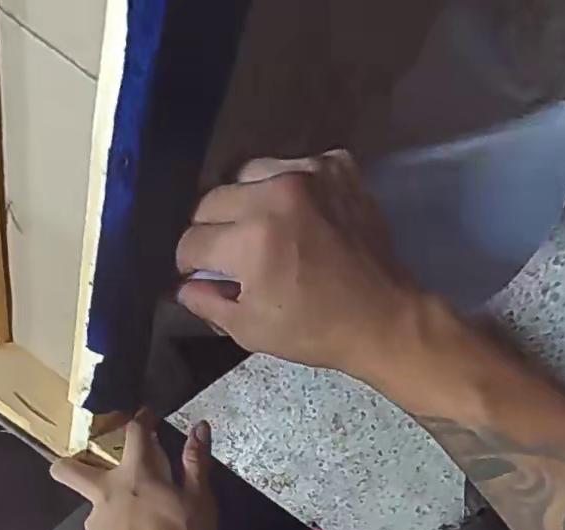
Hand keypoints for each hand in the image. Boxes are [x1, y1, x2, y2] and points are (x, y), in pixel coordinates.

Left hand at [51, 416, 215, 529]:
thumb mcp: (200, 502)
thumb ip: (196, 463)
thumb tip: (199, 428)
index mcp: (136, 475)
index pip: (134, 433)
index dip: (141, 420)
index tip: (146, 417)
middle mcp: (107, 492)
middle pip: (68, 469)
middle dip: (68, 461)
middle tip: (91, 465)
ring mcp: (95, 520)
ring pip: (93, 502)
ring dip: (111, 503)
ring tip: (140, 523)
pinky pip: (102, 527)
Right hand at [175, 151, 436, 381]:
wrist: (380, 317)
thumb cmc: (311, 331)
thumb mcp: (248, 328)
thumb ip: (206, 302)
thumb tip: (183, 285)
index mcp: (252, 240)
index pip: (191, 240)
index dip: (186, 263)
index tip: (194, 275)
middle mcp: (276, 195)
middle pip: (210, 200)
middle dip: (206, 231)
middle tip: (221, 256)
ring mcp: (309, 173)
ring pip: (244, 173)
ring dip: (238, 202)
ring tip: (250, 229)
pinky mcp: (336, 166)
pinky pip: (287, 164)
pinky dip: (278, 187)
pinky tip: (287, 215)